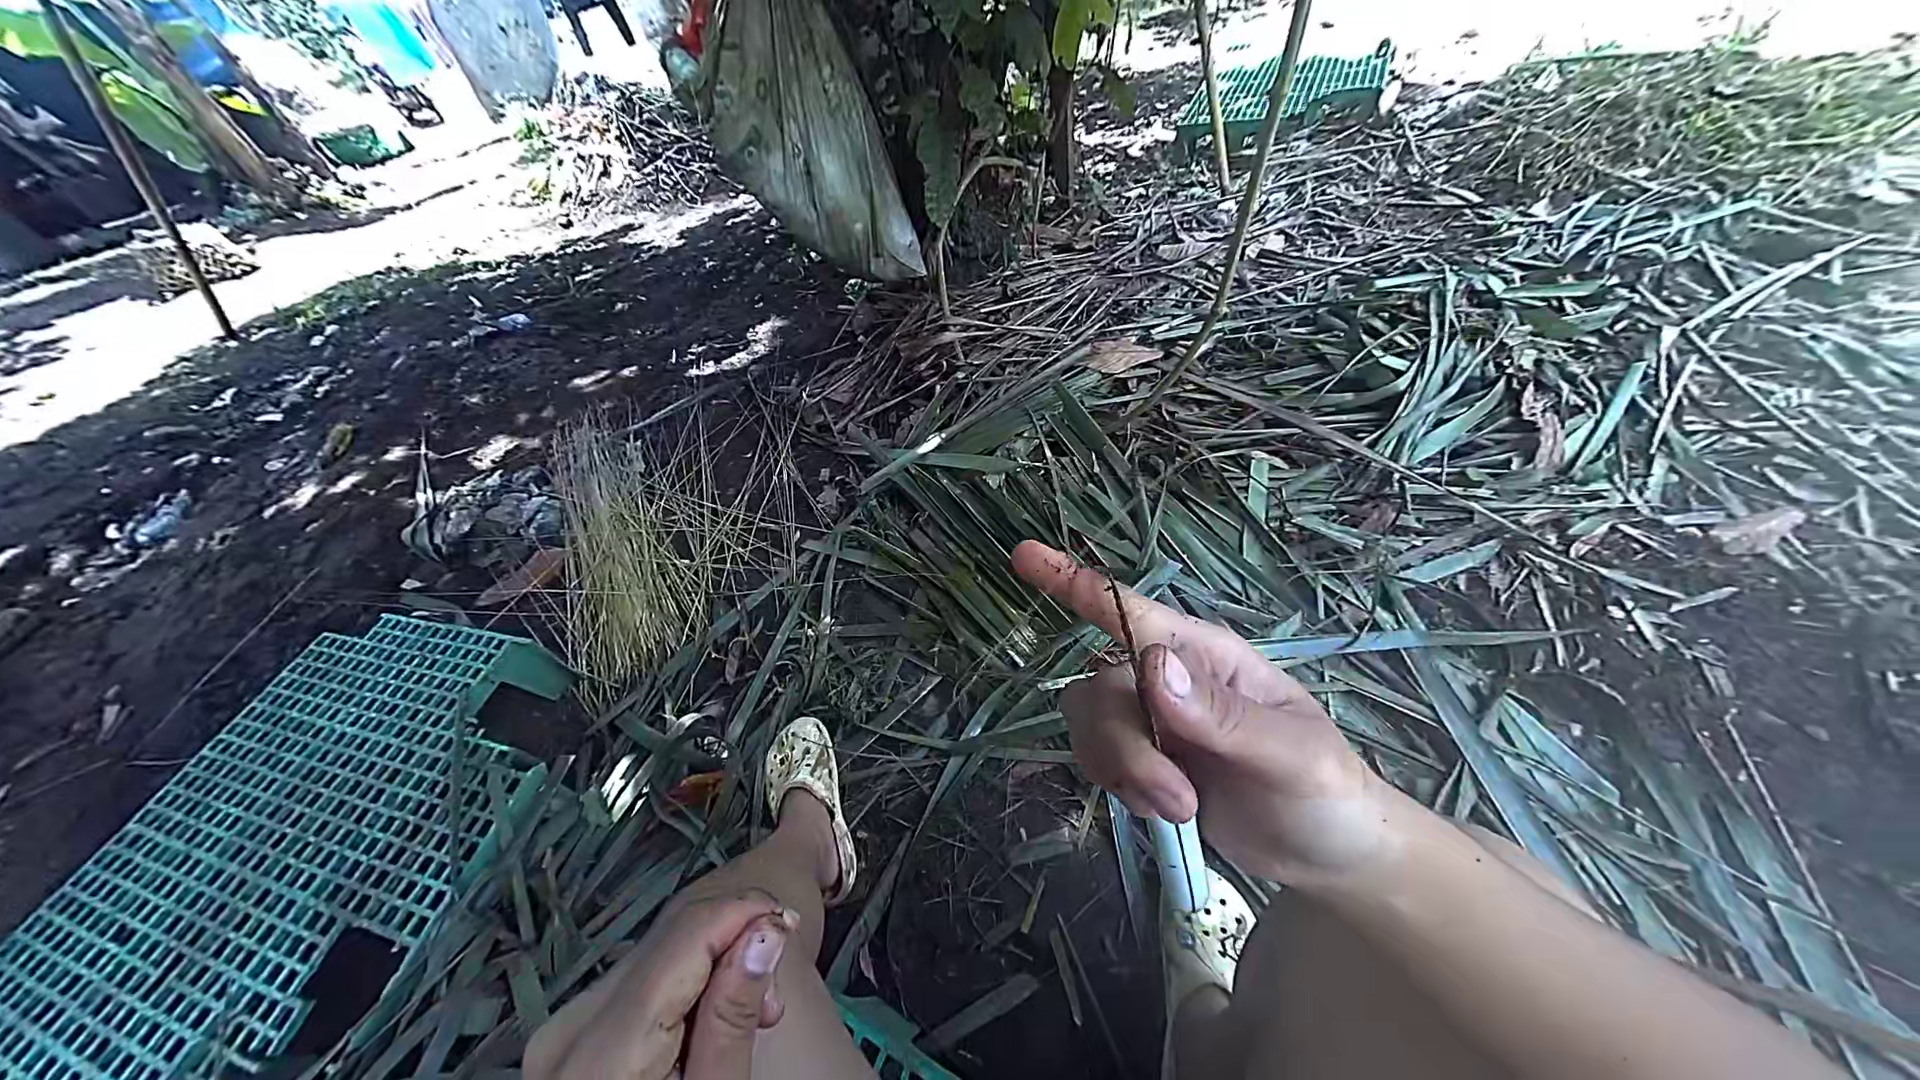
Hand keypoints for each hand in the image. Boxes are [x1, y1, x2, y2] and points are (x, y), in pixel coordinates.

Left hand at [525, 890, 796, 1079]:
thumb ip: (732, 1019)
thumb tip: (767, 931)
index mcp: (602, 1056)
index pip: (687, 933)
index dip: (745, 912)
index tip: (788, 925)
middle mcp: (570, 1028)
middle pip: (673, 936)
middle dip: (735, 942)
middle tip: (773, 996)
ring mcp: (564, 1030)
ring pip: (660, 949)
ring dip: (714, 961)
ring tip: (750, 1012)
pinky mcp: (570, 1034)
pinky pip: (641, 976)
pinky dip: (685, 982)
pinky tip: (708, 1018)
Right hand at [1012, 540, 1396, 884]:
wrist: (1326, 854)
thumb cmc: (1323, 788)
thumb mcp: (1291, 753)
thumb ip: (1221, 712)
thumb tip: (1150, 667)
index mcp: (1202, 653)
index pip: (1129, 609)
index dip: (1073, 582)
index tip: (1023, 557)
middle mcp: (1164, 677)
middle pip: (1100, 687)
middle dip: (1125, 746)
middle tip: (1177, 796)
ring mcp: (1147, 720)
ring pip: (1087, 724)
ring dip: (1122, 770)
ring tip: (1180, 805)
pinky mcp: (1136, 760)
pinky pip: (1093, 759)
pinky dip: (1120, 788)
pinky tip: (1165, 809)